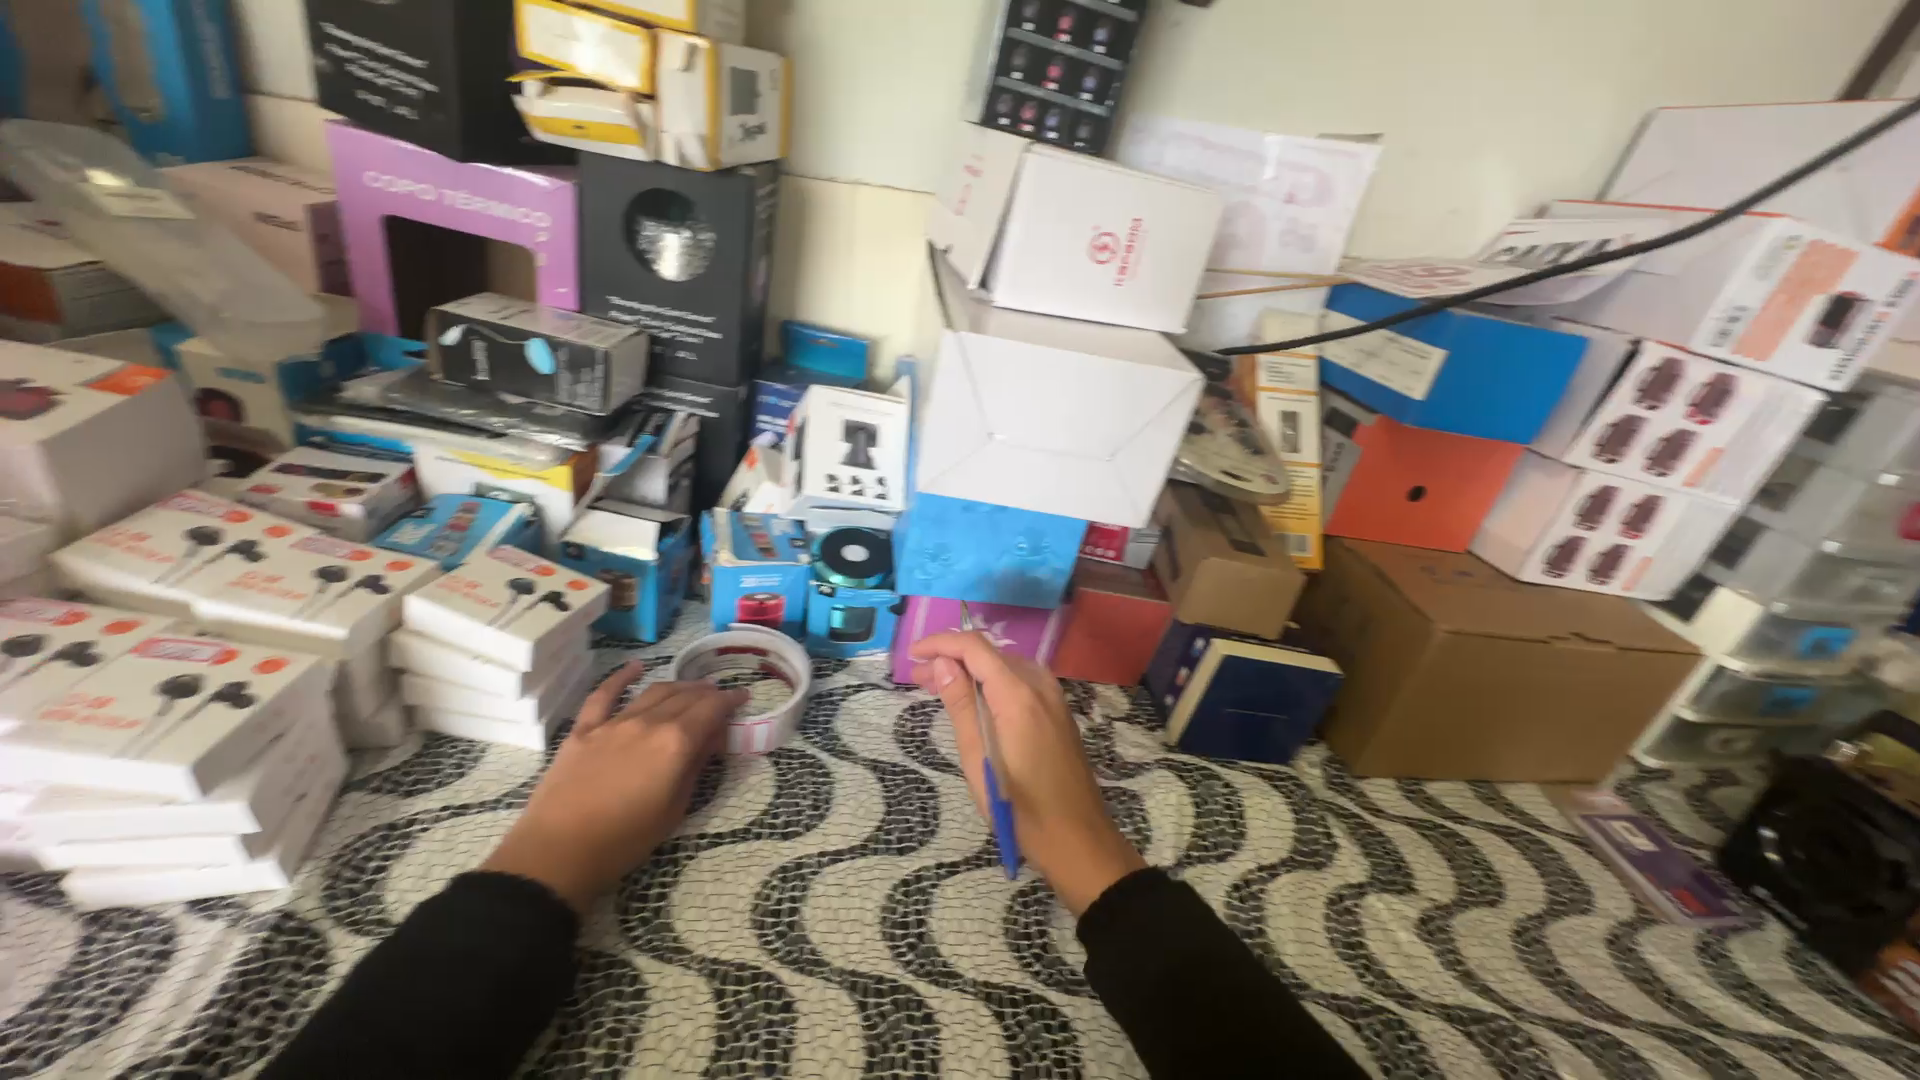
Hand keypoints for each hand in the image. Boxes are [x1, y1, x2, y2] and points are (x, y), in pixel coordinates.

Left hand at [482, 661, 747, 913]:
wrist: (559, 852)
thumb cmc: (625, 839)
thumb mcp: (675, 809)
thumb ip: (695, 767)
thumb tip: (710, 739)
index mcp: (676, 743)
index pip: (711, 710)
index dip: (731, 701)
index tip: (743, 697)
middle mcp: (648, 723)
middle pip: (685, 697)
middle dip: (707, 693)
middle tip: (720, 696)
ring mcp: (613, 723)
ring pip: (653, 692)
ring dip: (677, 686)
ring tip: (692, 687)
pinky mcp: (584, 730)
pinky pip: (604, 695)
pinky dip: (621, 677)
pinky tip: (636, 667)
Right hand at [912, 632, 1145, 915]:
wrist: (1078, 839)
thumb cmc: (1020, 807)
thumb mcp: (979, 760)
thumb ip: (961, 706)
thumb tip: (941, 664)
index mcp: (1019, 694)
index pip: (975, 647)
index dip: (941, 643)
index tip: (913, 655)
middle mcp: (1040, 685)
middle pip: (991, 654)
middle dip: (953, 658)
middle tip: (919, 679)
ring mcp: (1054, 698)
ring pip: (1006, 666)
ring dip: (973, 671)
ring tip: (940, 689)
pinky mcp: (1058, 713)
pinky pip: (1021, 682)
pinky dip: (994, 683)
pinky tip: (976, 702)